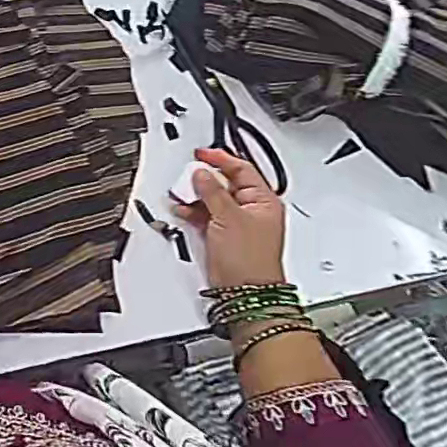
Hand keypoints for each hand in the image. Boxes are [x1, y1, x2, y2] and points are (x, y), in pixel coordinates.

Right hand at [172, 147, 285, 288]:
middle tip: (189, 176)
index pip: (242, 169)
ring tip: (182, 194)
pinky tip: (184, 209)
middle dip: (205, 179)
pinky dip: (194, 211)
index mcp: (264, 201)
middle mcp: (252, 210)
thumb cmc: (250, 261)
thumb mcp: (229, 217)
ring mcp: (237, 223)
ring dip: (196, 196)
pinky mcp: (223, 235)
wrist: (244, 293)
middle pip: (226, 183)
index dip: (221, 159)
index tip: (202, 154)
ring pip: (213, 199)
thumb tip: (202, 174)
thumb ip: (213, 191)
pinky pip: (206, 215)